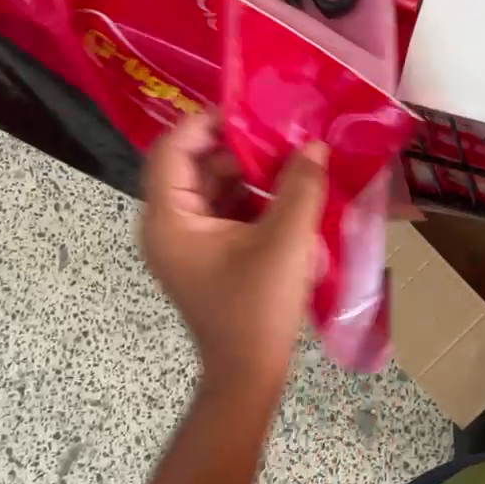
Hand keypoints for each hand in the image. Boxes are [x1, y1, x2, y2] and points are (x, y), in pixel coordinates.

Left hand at [139, 112, 327, 391]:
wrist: (249, 374)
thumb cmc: (257, 309)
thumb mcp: (284, 243)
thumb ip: (300, 188)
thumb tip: (316, 147)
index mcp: (169, 219)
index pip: (173, 150)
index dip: (207, 123)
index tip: (252, 109)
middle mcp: (169, 227)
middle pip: (196, 168)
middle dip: (241, 149)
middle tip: (286, 134)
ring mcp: (189, 245)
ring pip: (216, 191)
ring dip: (253, 175)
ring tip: (295, 161)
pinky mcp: (211, 258)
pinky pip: (228, 214)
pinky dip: (256, 201)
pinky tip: (292, 197)